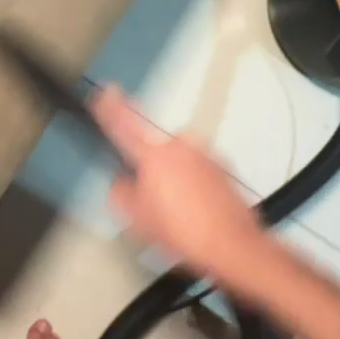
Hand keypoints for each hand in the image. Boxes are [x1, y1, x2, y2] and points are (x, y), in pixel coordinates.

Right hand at [90, 86, 273, 277]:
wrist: (235, 247)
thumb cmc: (183, 231)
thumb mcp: (138, 218)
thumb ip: (120, 191)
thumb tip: (120, 182)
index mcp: (153, 154)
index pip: (124, 123)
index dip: (110, 106)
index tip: (104, 91)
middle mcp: (179, 145)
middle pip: (154, 150)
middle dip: (151, 168)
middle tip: (154, 198)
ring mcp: (204, 153)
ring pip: (178, 160)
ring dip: (175, 177)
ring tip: (181, 211)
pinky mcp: (224, 166)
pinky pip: (199, 169)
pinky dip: (195, 183)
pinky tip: (199, 209)